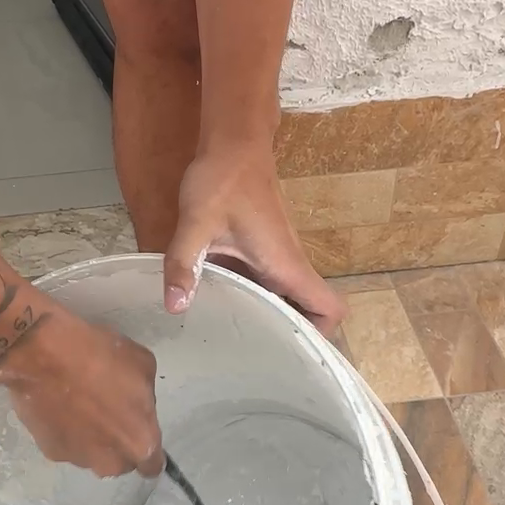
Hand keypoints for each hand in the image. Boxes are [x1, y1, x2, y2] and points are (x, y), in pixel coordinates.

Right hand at [0, 300, 163, 478]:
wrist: (42, 354)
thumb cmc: (99, 356)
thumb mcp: (142, 363)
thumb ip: (146, 395)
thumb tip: (135, 404)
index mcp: (140, 441)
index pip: (152, 466)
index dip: (148, 446)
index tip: (138, 429)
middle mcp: (110, 461)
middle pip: (121, 462)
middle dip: (119, 443)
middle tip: (110, 411)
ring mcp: (78, 459)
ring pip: (92, 455)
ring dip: (92, 438)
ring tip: (81, 404)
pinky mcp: (50, 451)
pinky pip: (67, 445)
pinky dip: (67, 431)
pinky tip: (61, 405)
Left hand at [163, 148, 345, 335]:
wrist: (232, 143)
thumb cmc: (223, 181)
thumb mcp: (197, 223)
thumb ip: (184, 264)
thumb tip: (175, 306)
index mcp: (285, 264)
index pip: (330, 308)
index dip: (320, 334)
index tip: (289, 351)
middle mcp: (288, 264)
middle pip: (308, 312)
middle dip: (288, 337)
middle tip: (252, 361)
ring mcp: (276, 256)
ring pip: (285, 298)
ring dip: (267, 318)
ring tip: (232, 343)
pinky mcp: (261, 248)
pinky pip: (265, 283)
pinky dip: (250, 299)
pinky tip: (215, 307)